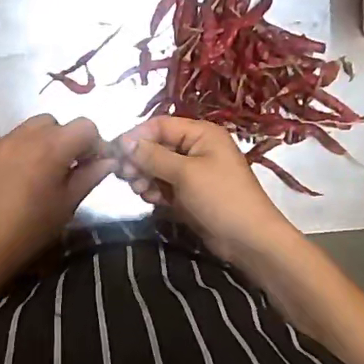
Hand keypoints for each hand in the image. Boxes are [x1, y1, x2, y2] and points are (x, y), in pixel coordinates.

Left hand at [0, 114, 115, 275]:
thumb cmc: (32, 227)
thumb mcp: (68, 203)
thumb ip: (90, 176)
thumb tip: (109, 161)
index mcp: (52, 147)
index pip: (86, 126)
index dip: (96, 143)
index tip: (95, 165)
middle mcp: (28, 135)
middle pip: (60, 123)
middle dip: (72, 140)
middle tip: (73, 168)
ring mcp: (7, 141)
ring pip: (37, 126)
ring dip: (50, 140)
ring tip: (50, 170)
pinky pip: (18, 137)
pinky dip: (31, 147)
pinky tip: (29, 174)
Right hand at [115, 117, 299, 264]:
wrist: (248, 239)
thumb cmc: (221, 198)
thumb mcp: (185, 173)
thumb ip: (153, 156)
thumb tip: (124, 142)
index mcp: (201, 133)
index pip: (160, 125)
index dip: (136, 137)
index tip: (115, 154)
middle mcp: (196, 148)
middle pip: (156, 146)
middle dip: (139, 160)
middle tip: (125, 178)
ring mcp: (193, 172)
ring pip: (157, 168)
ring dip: (145, 178)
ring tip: (142, 191)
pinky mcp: (189, 194)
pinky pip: (164, 185)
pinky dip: (155, 191)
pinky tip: (152, 200)